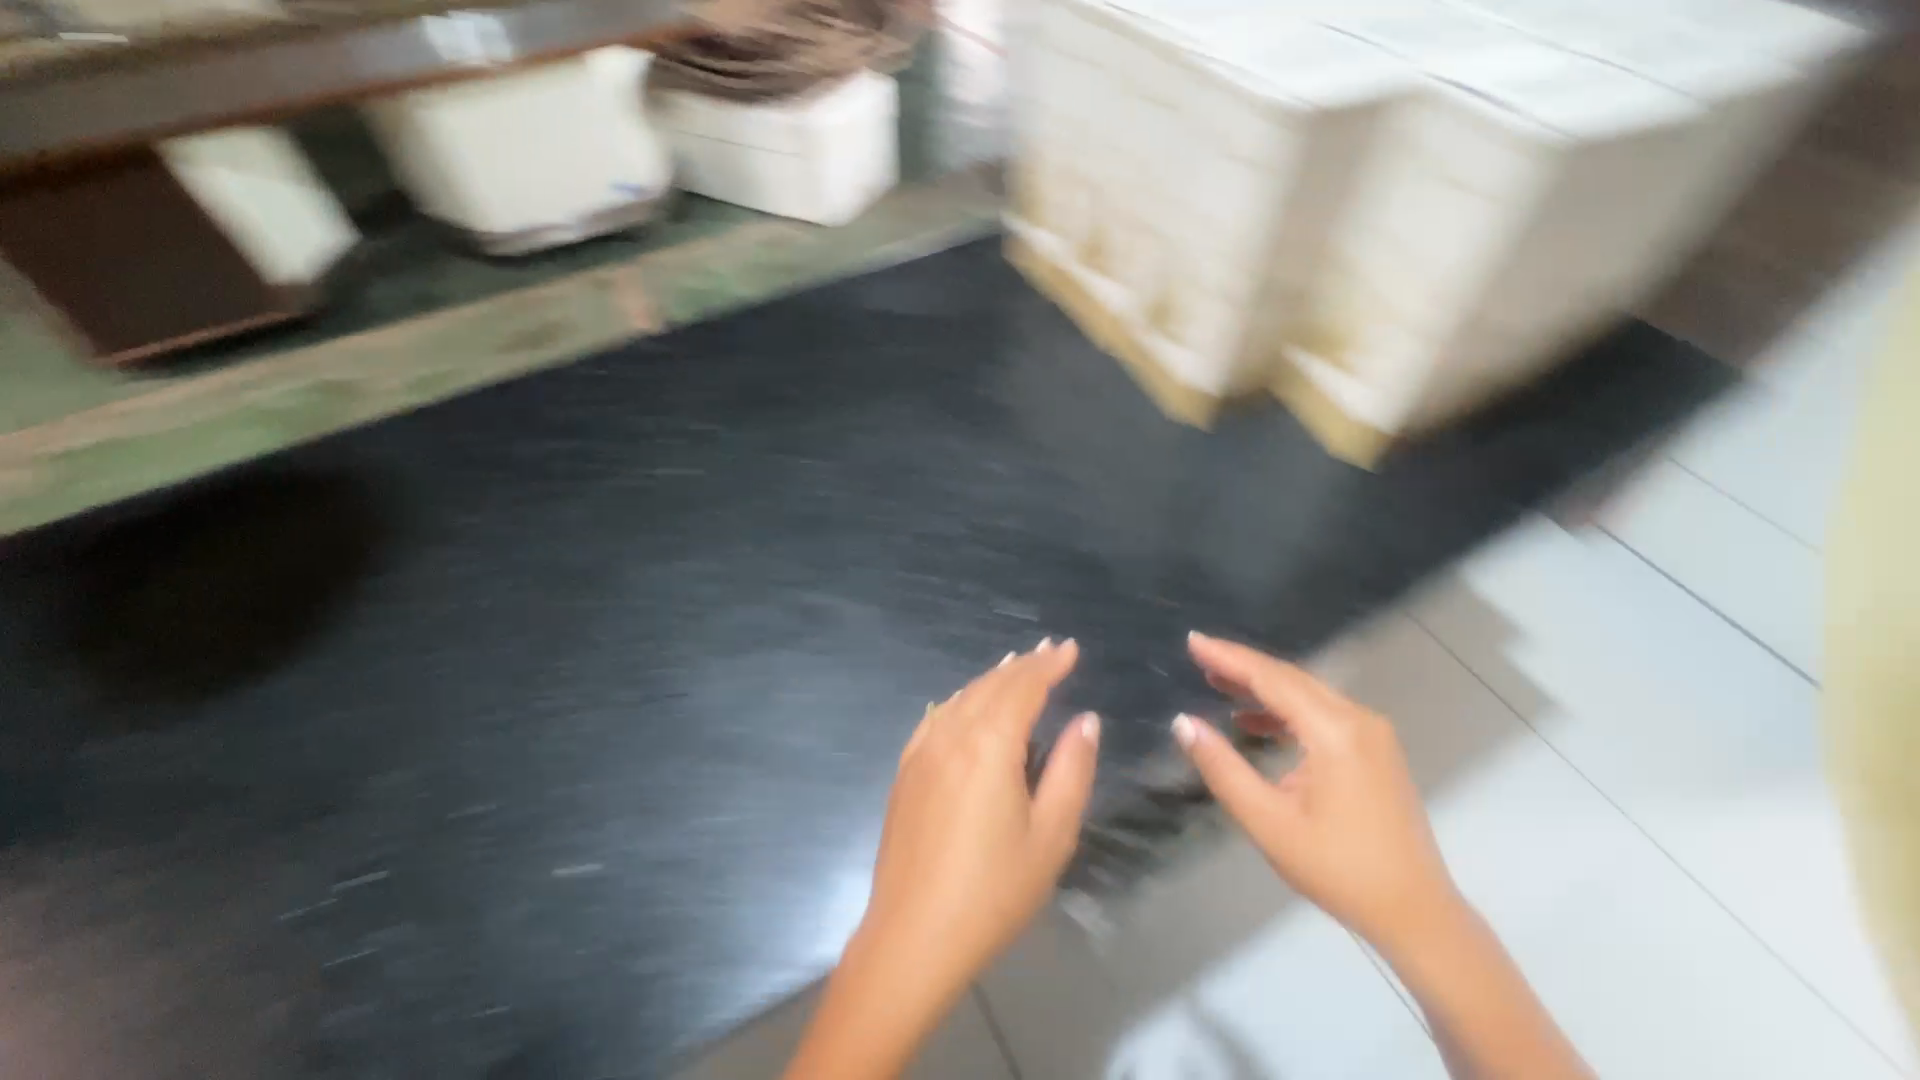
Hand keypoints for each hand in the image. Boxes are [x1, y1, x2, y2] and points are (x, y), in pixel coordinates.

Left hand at [860, 638, 1099, 985]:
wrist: (914, 935)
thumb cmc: (994, 890)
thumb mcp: (1051, 835)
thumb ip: (1071, 770)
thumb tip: (1084, 721)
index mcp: (989, 745)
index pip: (1023, 687)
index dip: (1048, 666)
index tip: (1069, 649)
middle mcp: (950, 736)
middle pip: (990, 686)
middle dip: (1022, 666)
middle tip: (1048, 652)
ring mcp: (920, 754)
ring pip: (959, 699)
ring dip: (990, 679)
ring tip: (1013, 666)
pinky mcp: (904, 775)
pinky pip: (934, 720)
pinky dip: (956, 702)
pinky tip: (962, 704)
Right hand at [1175, 632, 1461, 953]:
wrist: (1415, 912)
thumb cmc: (1337, 869)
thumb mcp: (1267, 821)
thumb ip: (1223, 767)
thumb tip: (1184, 722)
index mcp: (1334, 732)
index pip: (1272, 679)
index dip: (1229, 657)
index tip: (1192, 641)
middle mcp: (1359, 721)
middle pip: (1292, 679)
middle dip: (1244, 667)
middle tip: (1199, 657)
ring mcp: (1374, 735)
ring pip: (1310, 694)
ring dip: (1265, 689)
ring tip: (1219, 685)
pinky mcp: (1377, 752)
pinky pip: (1325, 715)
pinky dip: (1288, 712)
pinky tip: (1257, 724)